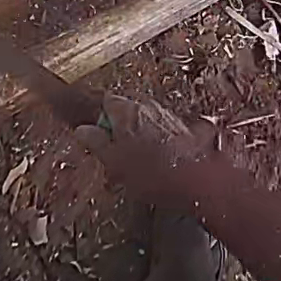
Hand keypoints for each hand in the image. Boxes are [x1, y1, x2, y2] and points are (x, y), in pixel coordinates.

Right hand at [73, 95, 229, 211]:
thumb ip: (97, 142)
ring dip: (136, 138)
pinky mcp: (180, 128)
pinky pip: (158, 131)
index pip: (105, 102)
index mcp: (126, 110)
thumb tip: (83, 130)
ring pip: (142, 122)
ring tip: (135, 166)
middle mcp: (146, 106)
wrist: (196, 179)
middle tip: (114, 156)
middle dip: (118, 129)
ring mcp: (165, 116)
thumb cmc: (153, 172)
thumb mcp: (114, 161)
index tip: (96, 137)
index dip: (99, 119)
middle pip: (124, 111)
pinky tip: (155, 166)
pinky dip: (153, 144)